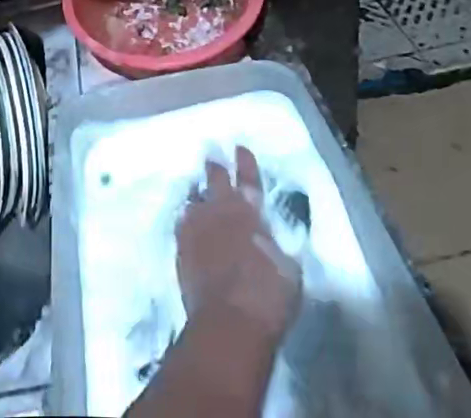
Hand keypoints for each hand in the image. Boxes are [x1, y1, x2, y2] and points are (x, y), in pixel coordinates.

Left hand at [176, 147, 301, 345]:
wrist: (229, 323)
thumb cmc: (269, 296)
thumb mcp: (289, 268)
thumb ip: (278, 246)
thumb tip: (273, 242)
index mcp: (251, 212)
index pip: (249, 179)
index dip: (245, 163)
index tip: (239, 147)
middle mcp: (222, 213)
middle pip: (216, 182)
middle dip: (216, 168)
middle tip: (211, 155)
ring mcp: (198, 231)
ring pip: (195, 201)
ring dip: (198, 192)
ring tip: (196, 185)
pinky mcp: (181, 252)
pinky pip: (182, 226)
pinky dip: (186, 219)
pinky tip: (185, 218)